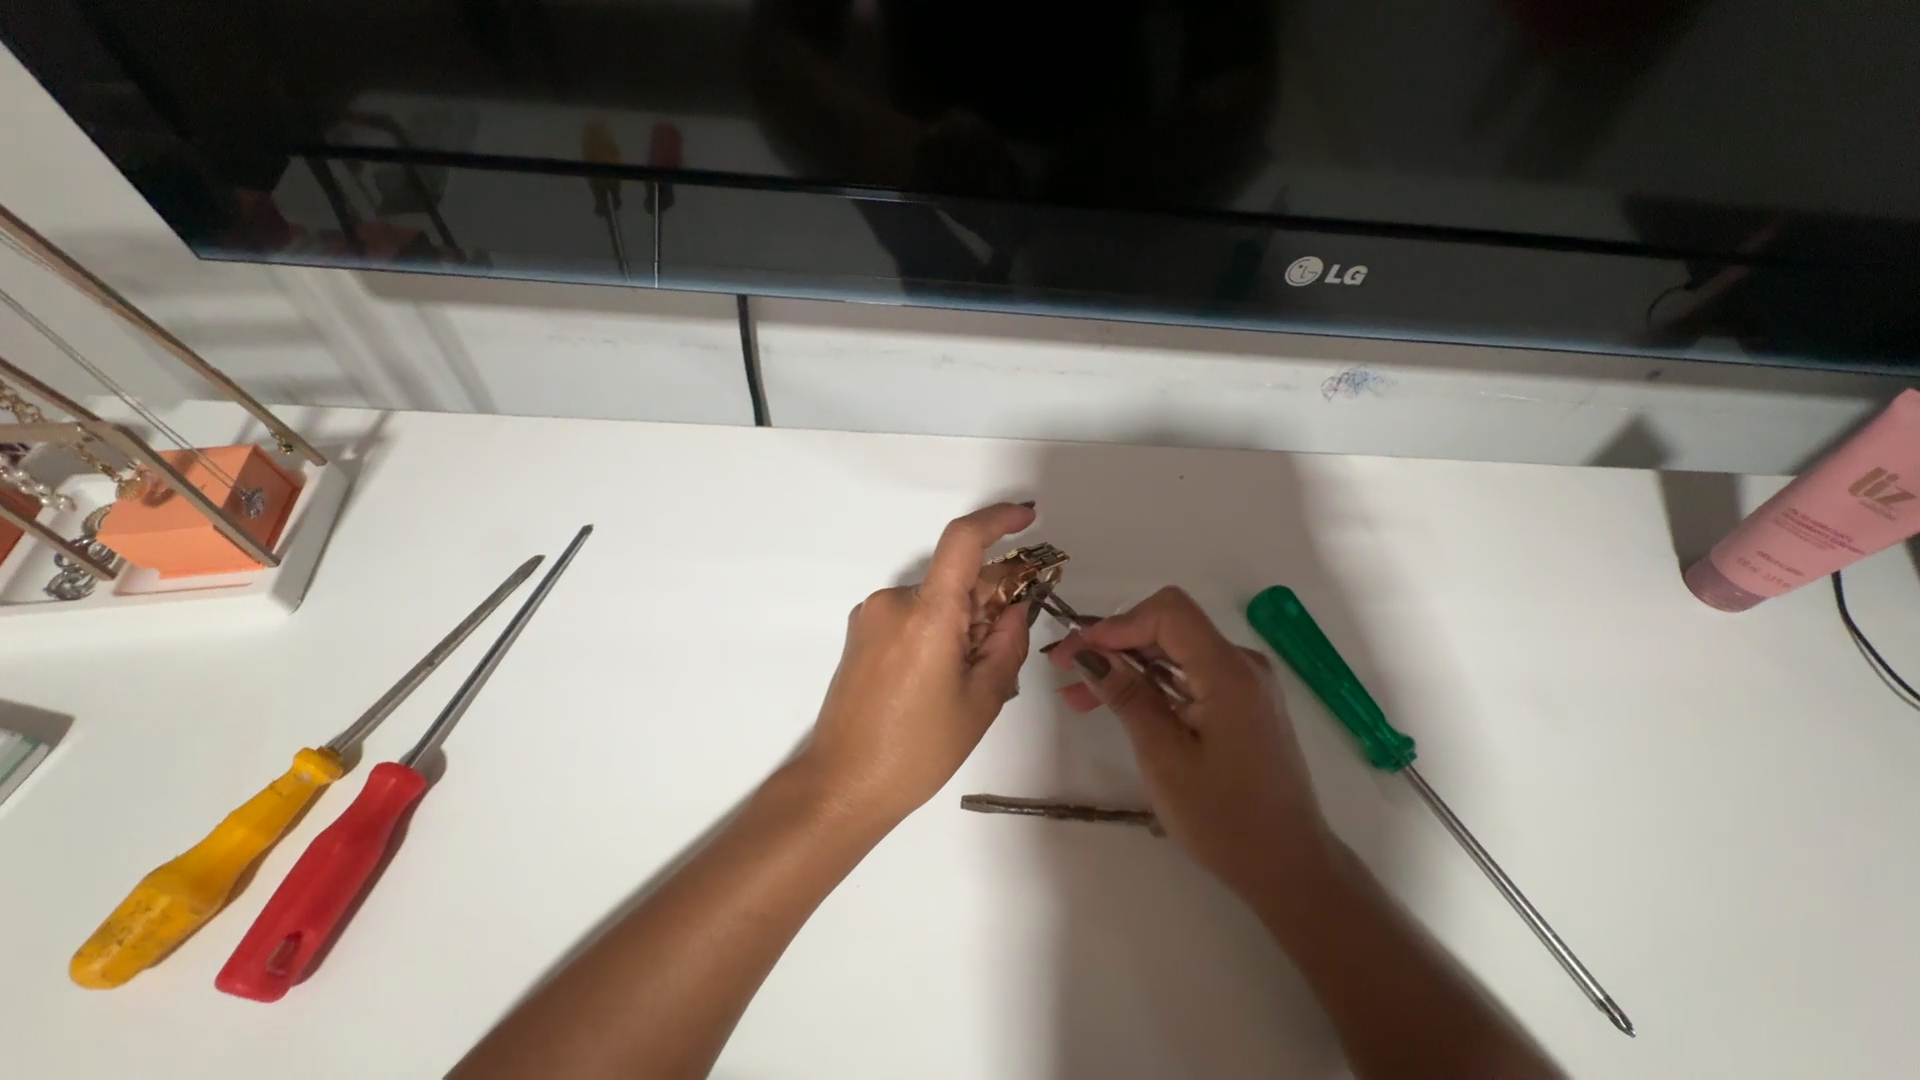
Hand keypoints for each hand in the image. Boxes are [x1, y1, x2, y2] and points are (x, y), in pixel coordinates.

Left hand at [798, 503, 1038, 821]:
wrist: (843, 784)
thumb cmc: (918, 749)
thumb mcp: (982, 699)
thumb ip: (1007, 643)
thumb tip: (1017, 607)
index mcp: (926, 614)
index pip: (963, 540)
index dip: (999, 519)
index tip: (1027, 518)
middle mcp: (893, 602)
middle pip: (954, 580)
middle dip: (987, 603)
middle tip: (1001, 652)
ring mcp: (871, 617)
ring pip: (934, 602)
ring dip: (960, 624)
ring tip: (965, 682)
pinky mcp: (860, 634)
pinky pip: (911, 618)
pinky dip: (935, 633)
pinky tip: (937, 682)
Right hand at [1049, 587, 1328, 901]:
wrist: (1288, 866)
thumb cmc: (1224, 818)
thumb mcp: (1163, 756)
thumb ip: (1127, 696)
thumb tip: (1089, 654)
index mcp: (1229, 672)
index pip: (1167, 613)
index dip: (1114, 625)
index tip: (1073, 655)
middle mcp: (1243, 665)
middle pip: (1170, 627)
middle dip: (1115, 644)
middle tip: (1068, 677)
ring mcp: (1247, 684)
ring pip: (1177, 651)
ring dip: (1130, 666)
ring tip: (1083, 698)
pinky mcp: (1244, 704)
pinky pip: (1192, 675)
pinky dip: (1154, 684)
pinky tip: (1123, 706)